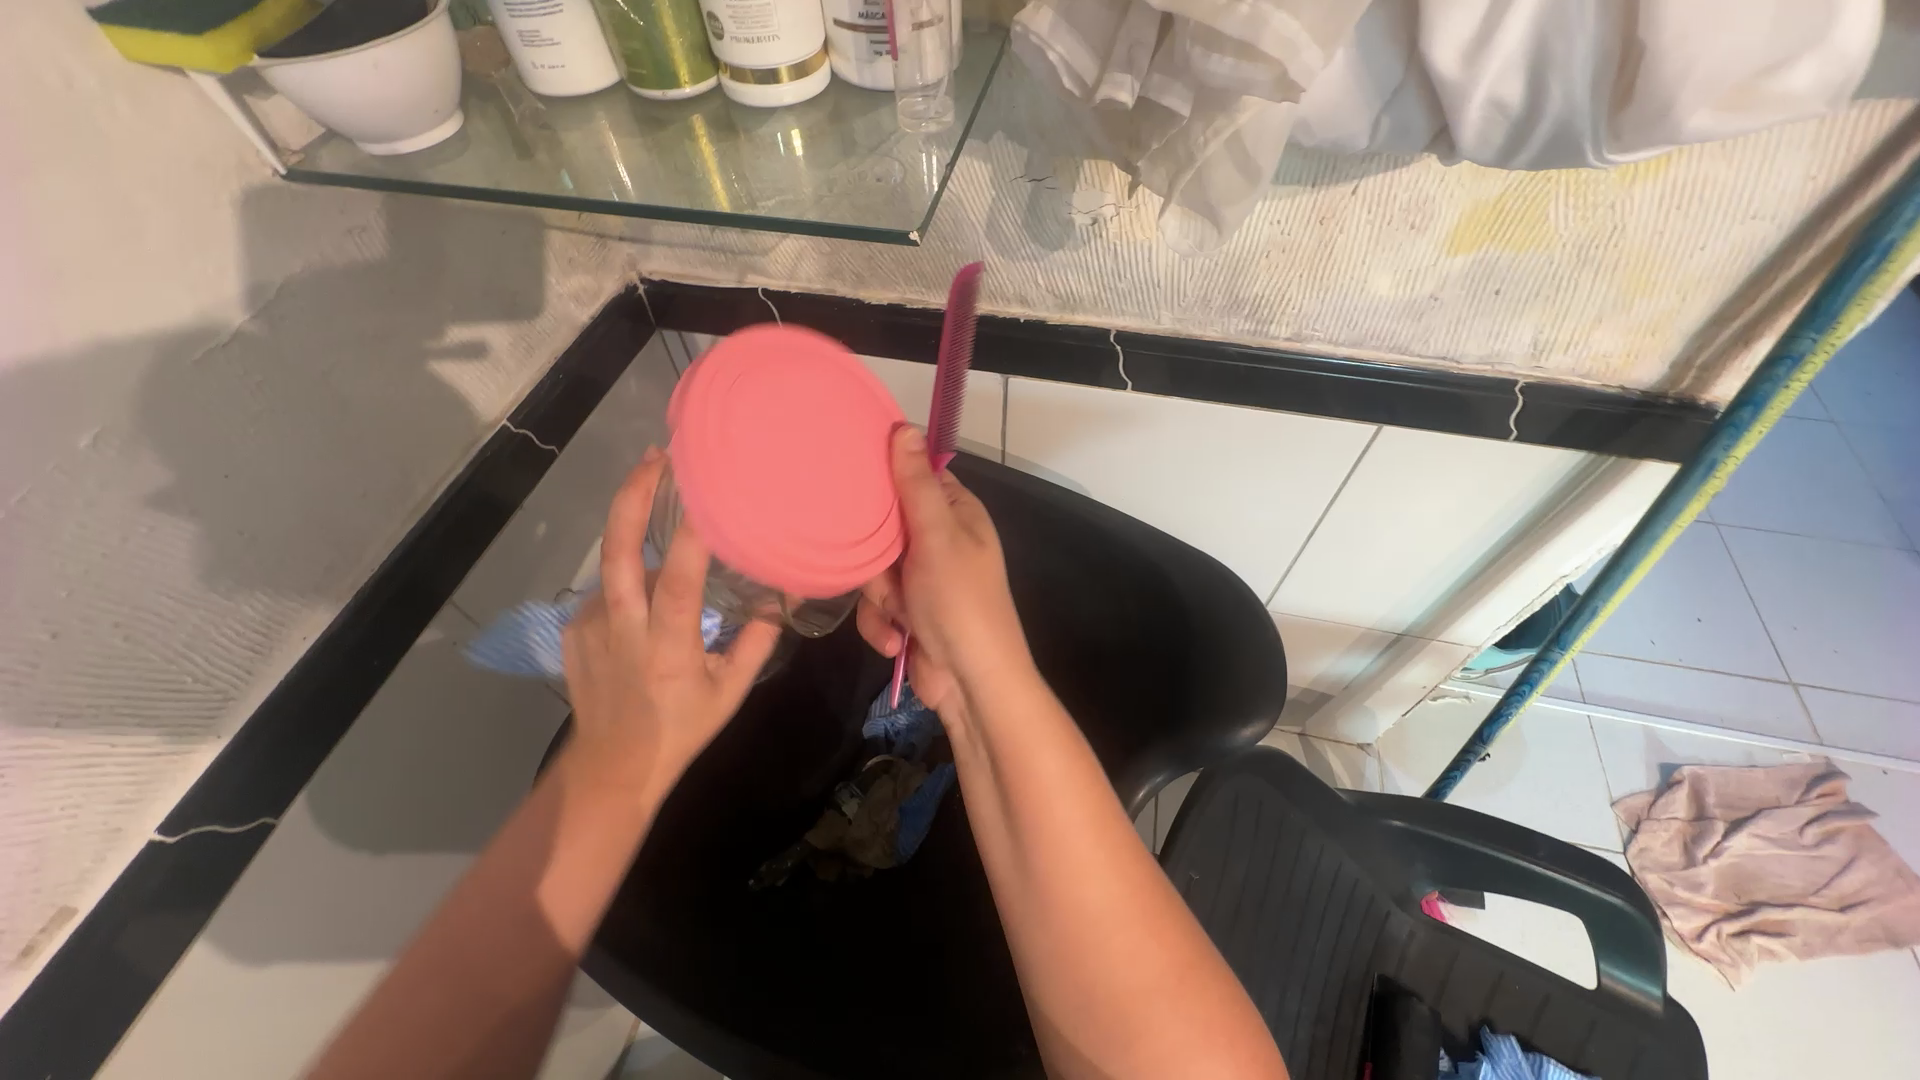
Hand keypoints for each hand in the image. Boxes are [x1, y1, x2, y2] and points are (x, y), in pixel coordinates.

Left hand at [561, 448, 780, 793]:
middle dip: (634, 497)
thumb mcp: (730, 692)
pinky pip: (607, 589)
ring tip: (662, 513)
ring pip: (615, 566)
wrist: (611, 766)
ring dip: (638, 536)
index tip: (704, 489)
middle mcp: (623, 629)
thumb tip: (779, 597)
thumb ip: (756, 642)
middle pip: (619, 551)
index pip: (679, 582)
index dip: (692, 535)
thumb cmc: (680, 729)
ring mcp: (590, 627)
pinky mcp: (573, 629)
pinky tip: (645, 592)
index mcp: (669, 648)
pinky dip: (628, 580)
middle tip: (656, 457)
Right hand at [857, 426, 1034, 723]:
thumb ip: (915, 485)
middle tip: (888, 573)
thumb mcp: (937, 537)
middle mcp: (939, 541)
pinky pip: (874, 605)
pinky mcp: (907, 613)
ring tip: (900, 614)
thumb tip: (904, 427)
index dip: (885, 479)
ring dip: (879, 599)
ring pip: (872, 569)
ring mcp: (922, 580)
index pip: (914, 475)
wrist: (971, 683)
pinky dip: (882, 626)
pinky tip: (898, 641)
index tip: (852, 481)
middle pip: (882, 526)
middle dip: (878, 559)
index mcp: (956, 514)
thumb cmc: (960, 603)